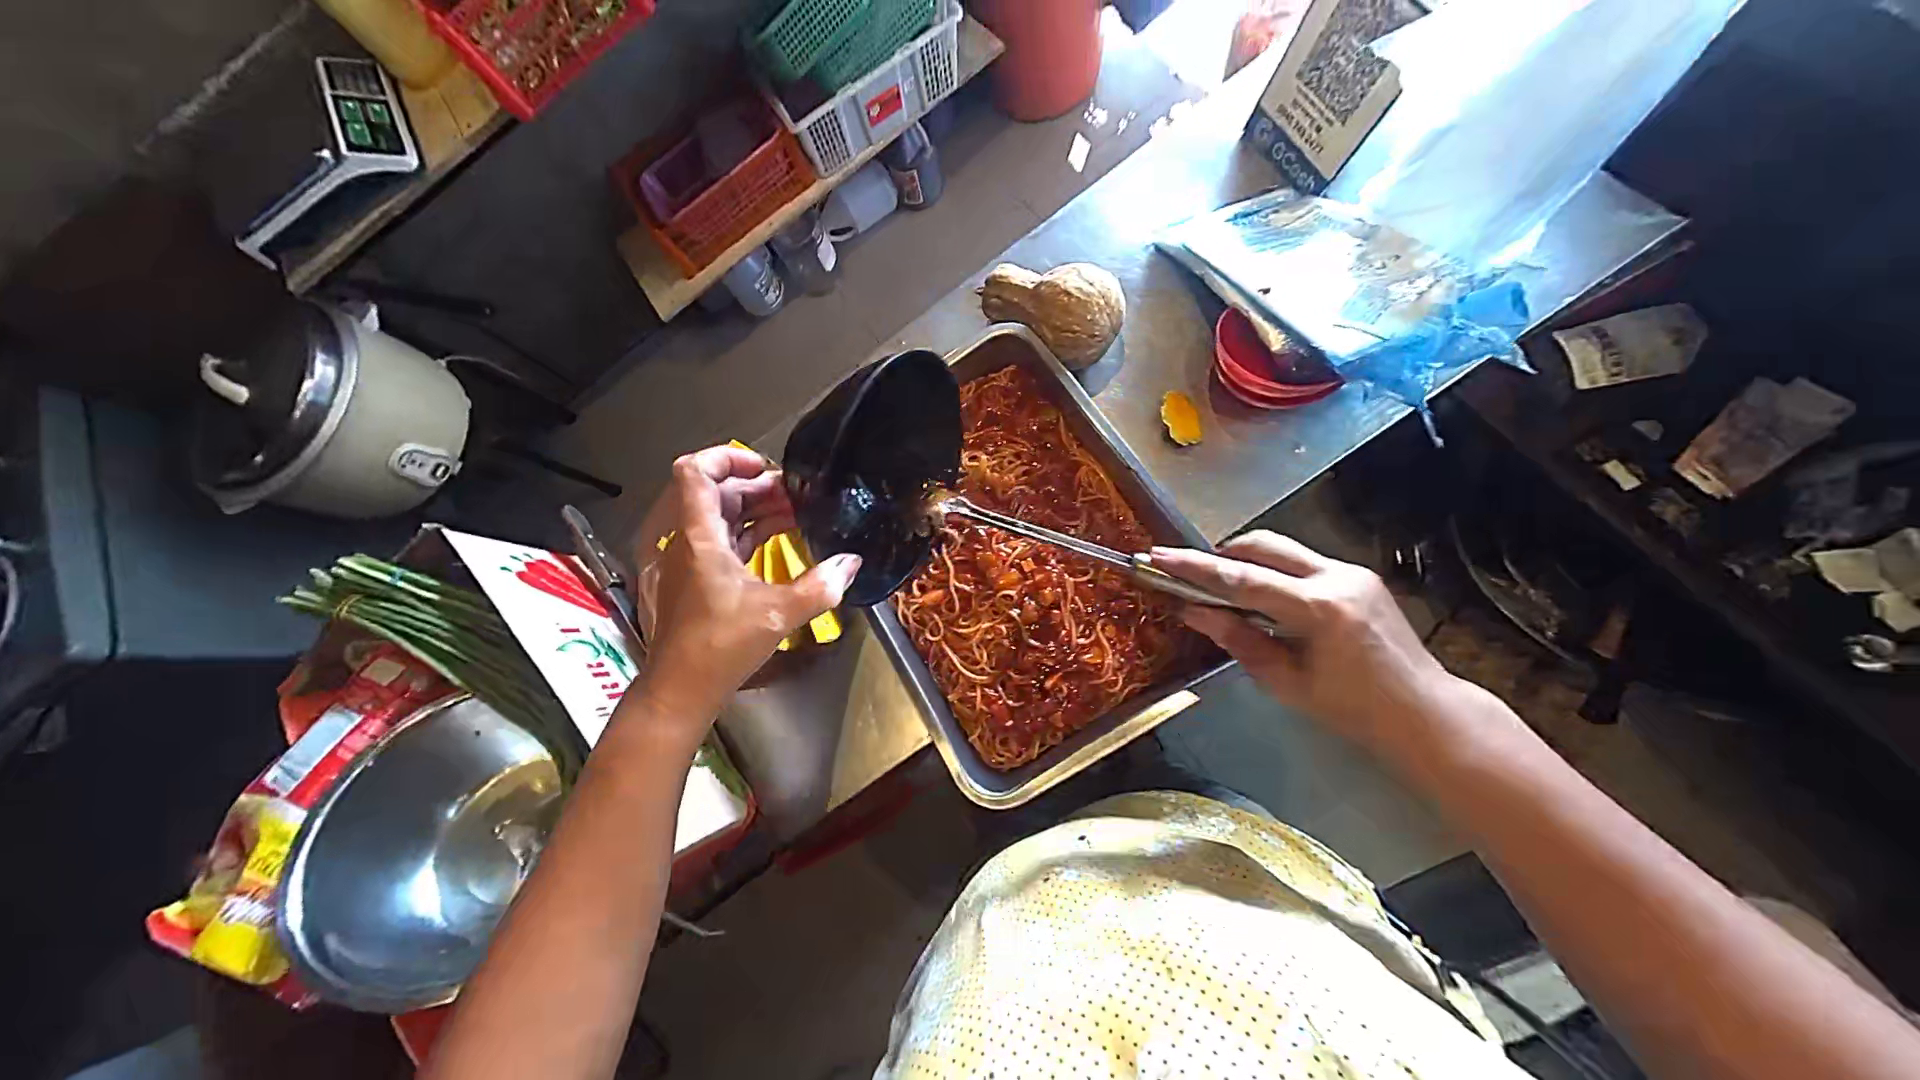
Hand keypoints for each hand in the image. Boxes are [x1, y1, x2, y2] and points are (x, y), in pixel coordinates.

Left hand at [627, 445, 859, 744]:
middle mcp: (686, 541)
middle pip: (713, 491)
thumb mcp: (779, 614)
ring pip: (716, 515)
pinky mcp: (693, 578)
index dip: (728, 458)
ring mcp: (686, 560)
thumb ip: (821, 586)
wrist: (681, 689)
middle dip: (754, 484)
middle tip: (793, 492)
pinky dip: (746, 531)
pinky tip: (778, 537)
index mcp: (698, 538)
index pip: (696, 472)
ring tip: (792, 511)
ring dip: (752, 508)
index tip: (765, 467)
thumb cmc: (720, 648)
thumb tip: (851, 563)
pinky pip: (719, 539)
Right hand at [1149, 532, 1462, 760]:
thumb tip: (1194, 612)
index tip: (1162, 557)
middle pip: (1263, 545)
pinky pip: (1302, 563)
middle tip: (1191, 573)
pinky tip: (1263, 599)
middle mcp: (1338, 578)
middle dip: (1221, 554)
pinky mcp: (1359, 575)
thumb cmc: (1354, 710)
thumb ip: (1236, 639)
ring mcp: (1353, 572)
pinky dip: (1273, 572)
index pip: (1243, 579)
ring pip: (1283, 549)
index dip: (1196, 567)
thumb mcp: (1284, 681)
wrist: (1423, 712)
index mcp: (1320, 609)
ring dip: (1247, 562)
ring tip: (1223, 589)